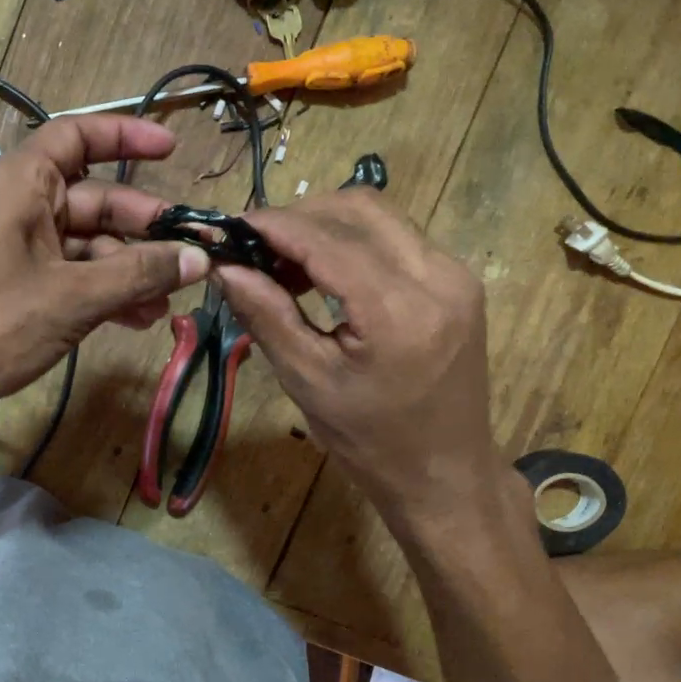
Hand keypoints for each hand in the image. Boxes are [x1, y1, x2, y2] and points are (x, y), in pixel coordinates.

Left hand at [0, 116, 210, 400]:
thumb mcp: (74, 297)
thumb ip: (139, 273)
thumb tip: (199, 259)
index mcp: (20, 183)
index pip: (77, 136)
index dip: (126, 137)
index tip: (171, 150)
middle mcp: (15, 203)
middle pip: (92, 199)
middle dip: (141, 228)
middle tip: (187, 253)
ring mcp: (12, 244)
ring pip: (83, 243)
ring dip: (125, 270)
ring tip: (166, 302)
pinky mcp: (10, 279)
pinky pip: (65, 270)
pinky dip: (98, 288)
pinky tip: (136, 317)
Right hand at [214, 189, 500, 515]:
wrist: (443, 472)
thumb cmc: (368, 440)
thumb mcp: (306, 381)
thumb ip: (266, 315)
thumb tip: (223, 268)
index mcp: (397, 310)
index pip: (327, 239)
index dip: (272, 225)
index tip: (228, 228)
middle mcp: (437, 276)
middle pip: (358, 209)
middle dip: (297, 217)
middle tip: (252, 248)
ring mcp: (454, 275)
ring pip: (379, 217)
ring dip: (324, 226)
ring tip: (281, 264)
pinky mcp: (457, 281)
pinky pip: (396, 239)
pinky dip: (351, 243)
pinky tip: (320, 276)